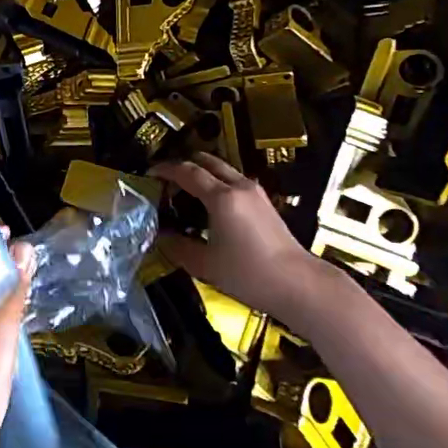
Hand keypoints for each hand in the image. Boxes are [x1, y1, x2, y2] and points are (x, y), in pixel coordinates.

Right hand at [152, 153, 348, 329]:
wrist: (300, 286)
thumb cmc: (249, 274)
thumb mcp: (204, 264)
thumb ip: (177, 246)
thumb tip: (159, 236)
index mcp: (221, 197)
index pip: (186, 171)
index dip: (164, 169)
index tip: (147, 173)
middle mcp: (239, 187)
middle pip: (207, 161)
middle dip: (183, 165)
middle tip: (165, 180)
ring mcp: (255, 194)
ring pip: (222, 170)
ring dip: (202, 174)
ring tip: (184, 192)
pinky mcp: (265, 204)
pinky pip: (233, 182)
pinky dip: (216, 184)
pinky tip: (208, 206)